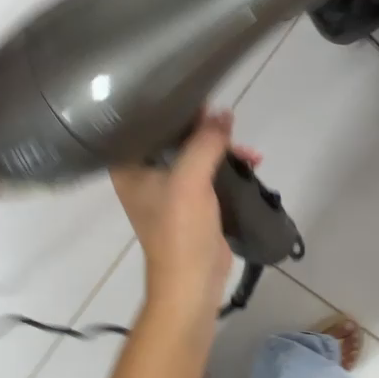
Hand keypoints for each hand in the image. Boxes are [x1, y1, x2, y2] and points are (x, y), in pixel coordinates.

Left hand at [109, 112, 256, 315]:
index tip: (198, 93)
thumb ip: (205, 142)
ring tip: (249, 153)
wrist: (192, 284)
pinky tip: (250, 163)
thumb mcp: (190, 180)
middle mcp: (144, 174)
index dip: (172, 107)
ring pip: (195, 154)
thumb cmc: (180, 231)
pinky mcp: (190, 203)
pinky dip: (227, 166)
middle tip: (230, 126)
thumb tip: (224, 113)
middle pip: (174, 136)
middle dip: (206, 130)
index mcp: (129, 167)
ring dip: (222, 149)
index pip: (146, 123)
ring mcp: (168, 189)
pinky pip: (208, 173)